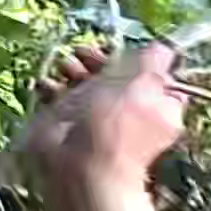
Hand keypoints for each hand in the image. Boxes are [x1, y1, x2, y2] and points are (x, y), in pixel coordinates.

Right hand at [26, 44, 187, 210]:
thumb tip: (165, 46)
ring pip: (80, 81)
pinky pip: (55, 93)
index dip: (130, 59)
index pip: (146, 74)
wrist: (77, 164)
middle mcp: (124, 108)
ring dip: (69, 69)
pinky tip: (45, 85)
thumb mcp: (140, 90)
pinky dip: (49, 86)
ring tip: (63, 69)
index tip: (111, 49)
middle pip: (110, 75)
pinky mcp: (62, 117)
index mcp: (153, 103)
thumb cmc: (114, 126)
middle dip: (94, 61)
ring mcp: (91, 114)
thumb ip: (152, 66)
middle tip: (79, 53)